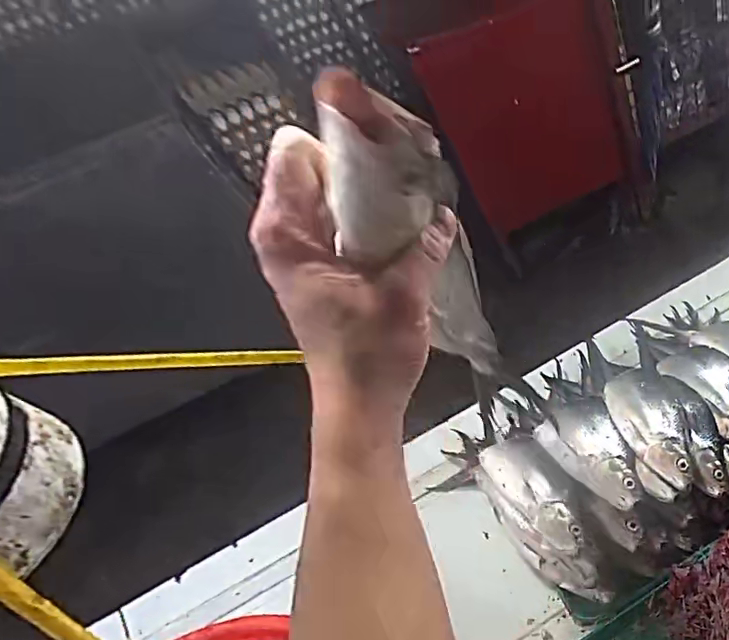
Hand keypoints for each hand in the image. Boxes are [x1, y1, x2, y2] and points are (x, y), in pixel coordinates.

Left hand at [247, 73, 454, 423]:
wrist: (362, 404)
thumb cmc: (370, 356)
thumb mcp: (403, 298)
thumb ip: (422, 252)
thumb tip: (442, 218)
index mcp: (286, 232)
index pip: (297, 154)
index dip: (340, 146)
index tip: (385, 153)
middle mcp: (286, 237)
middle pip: (319, 176)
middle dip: (363, 176)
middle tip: (409, 184)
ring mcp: (304, 256)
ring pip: (336, 207)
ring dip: (374, 207)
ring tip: (414, 213)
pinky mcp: (325, 275)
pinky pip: (346, 234)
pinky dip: (374, 232)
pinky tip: (408, 242)